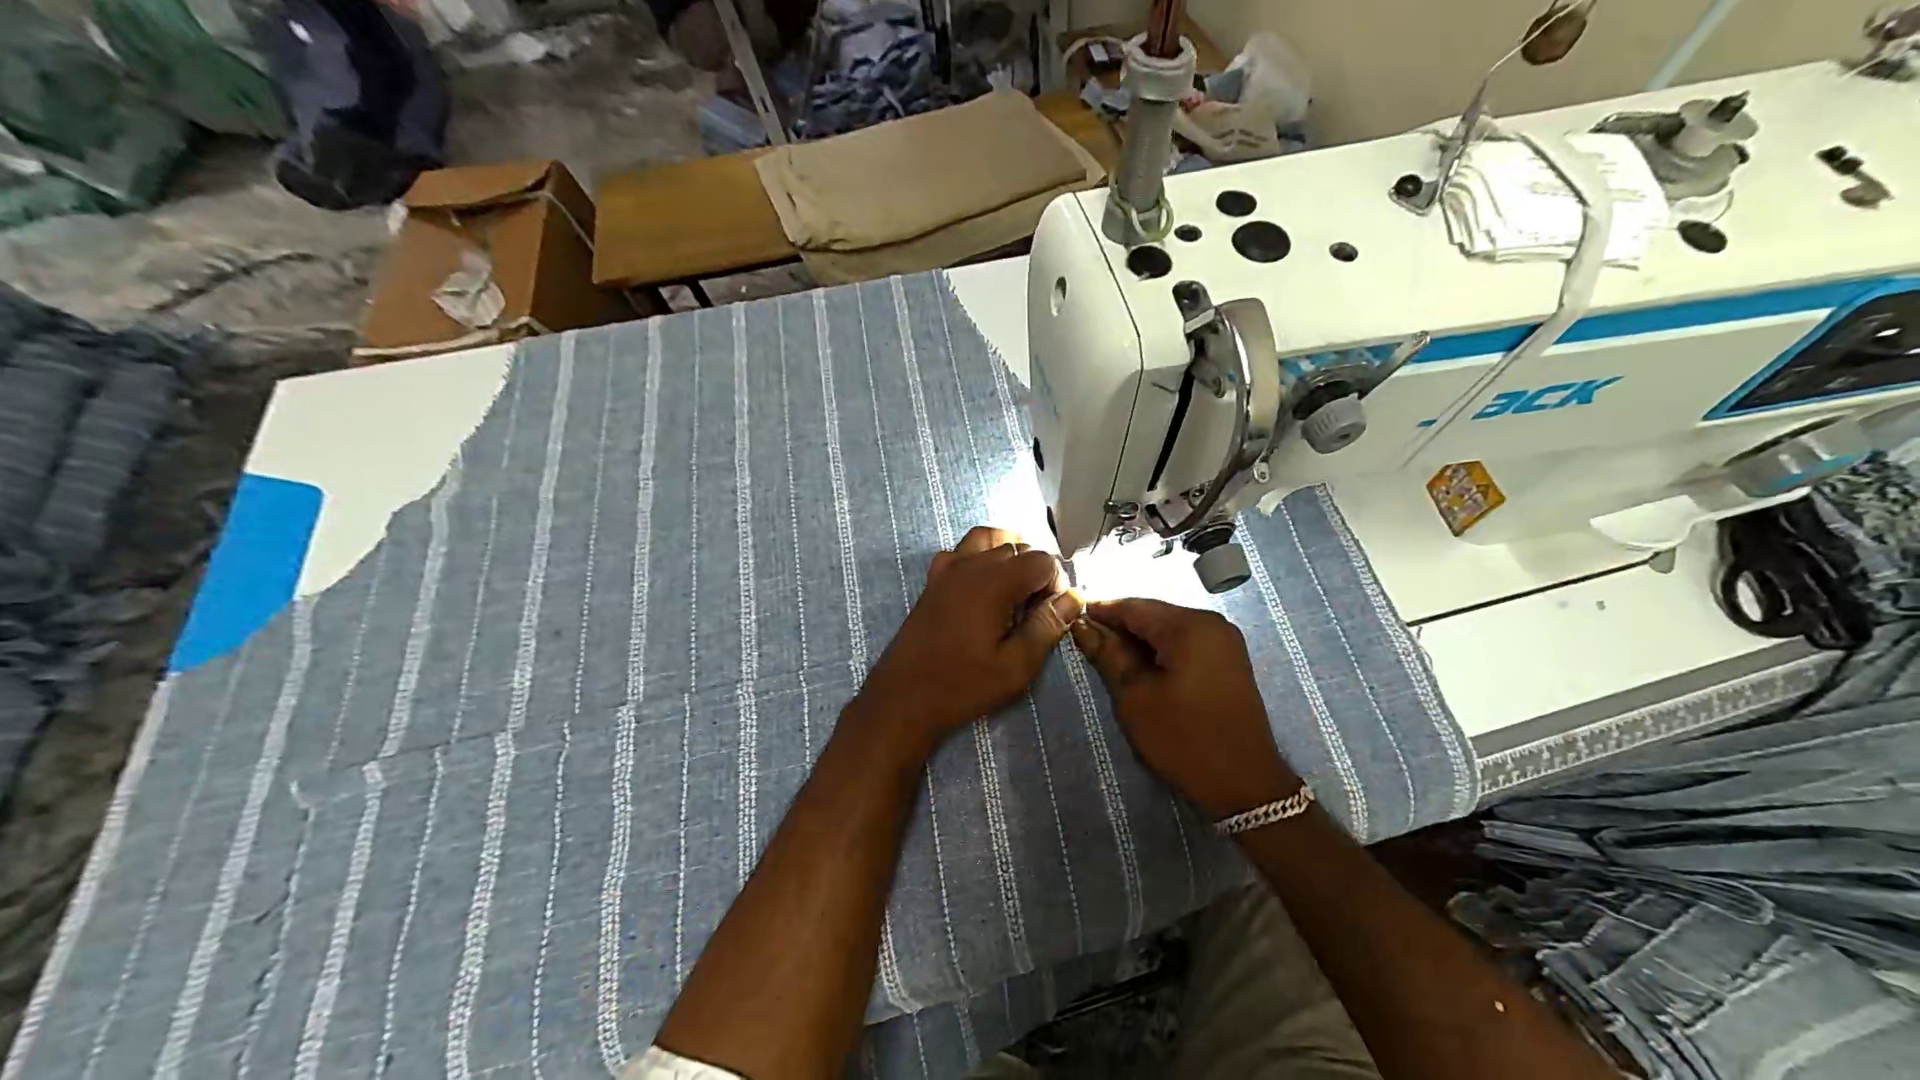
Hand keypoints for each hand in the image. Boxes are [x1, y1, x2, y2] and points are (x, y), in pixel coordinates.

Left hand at [851, 527, 1083, 754]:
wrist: (904, 697)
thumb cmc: (963, 685)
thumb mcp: (1016, 666)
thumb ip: (1047, 626)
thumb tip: (1074, 598)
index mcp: (993, 582)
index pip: (1041, 560)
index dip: (1056, 583)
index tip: (1052, 614)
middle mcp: (969, 565)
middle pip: (1017, 547)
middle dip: (1035, 572)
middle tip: (1035, 611)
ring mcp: (946, 569)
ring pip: (988, 540)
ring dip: (1009, 556)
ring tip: (1015, 591)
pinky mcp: (933, 580)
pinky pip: (962, 551)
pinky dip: (980, 557)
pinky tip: (984, 588)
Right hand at [1071, 599, 1299, 819]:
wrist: (1245, 784)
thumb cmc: (1183, 739)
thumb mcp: (1135, 697)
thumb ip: (1108, 655)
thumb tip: (1082, 626)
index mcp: (1189, 626)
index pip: (1133, 606)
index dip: (1100, 611)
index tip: (1070, 618)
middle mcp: (1211, 622)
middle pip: (1153, 614)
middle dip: (1119, 625)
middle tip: (1084, 640)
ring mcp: (1224, 640)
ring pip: (1168, 628)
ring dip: (1138, 639)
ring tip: (1107, 654)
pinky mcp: (1228, 659)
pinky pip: (1185, 642)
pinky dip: (1159, 649)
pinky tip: (1140, 665)